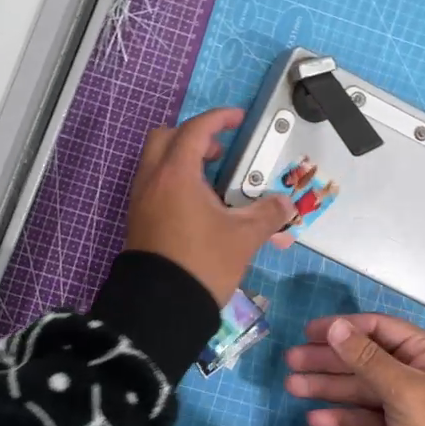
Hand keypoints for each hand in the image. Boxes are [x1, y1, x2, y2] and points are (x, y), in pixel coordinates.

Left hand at [126, 108, 295, 305]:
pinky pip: (154, 184)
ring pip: (156, 161)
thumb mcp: (243, 237)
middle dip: (194, 136)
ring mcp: (141, 199)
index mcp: (176, 174)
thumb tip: (285, 203)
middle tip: (220, 151)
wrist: (160, 306)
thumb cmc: (202, 263)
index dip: (219, 118)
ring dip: (183, 159)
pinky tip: (198, 205)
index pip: (196, 130)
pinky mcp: (138, 218)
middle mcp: (152, 180)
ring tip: (213, 181)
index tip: (237, 119)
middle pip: (166, 137)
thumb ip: (267, 214)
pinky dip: (174, 180)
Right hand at [285, 314, 424, 425]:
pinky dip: (342, 417)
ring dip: (327, 388)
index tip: (308, 333)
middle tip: (291, 363)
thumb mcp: (404, 391)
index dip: (342, 328)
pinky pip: (364, 417)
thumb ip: (366, 358)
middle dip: (327, 360)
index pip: (377, 329)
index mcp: (424, 353)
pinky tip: (315, 420)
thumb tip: (336, 326)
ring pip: (359, 389)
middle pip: (363, 359)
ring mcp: (405, 403)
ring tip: (292, 388)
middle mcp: (413, 372)